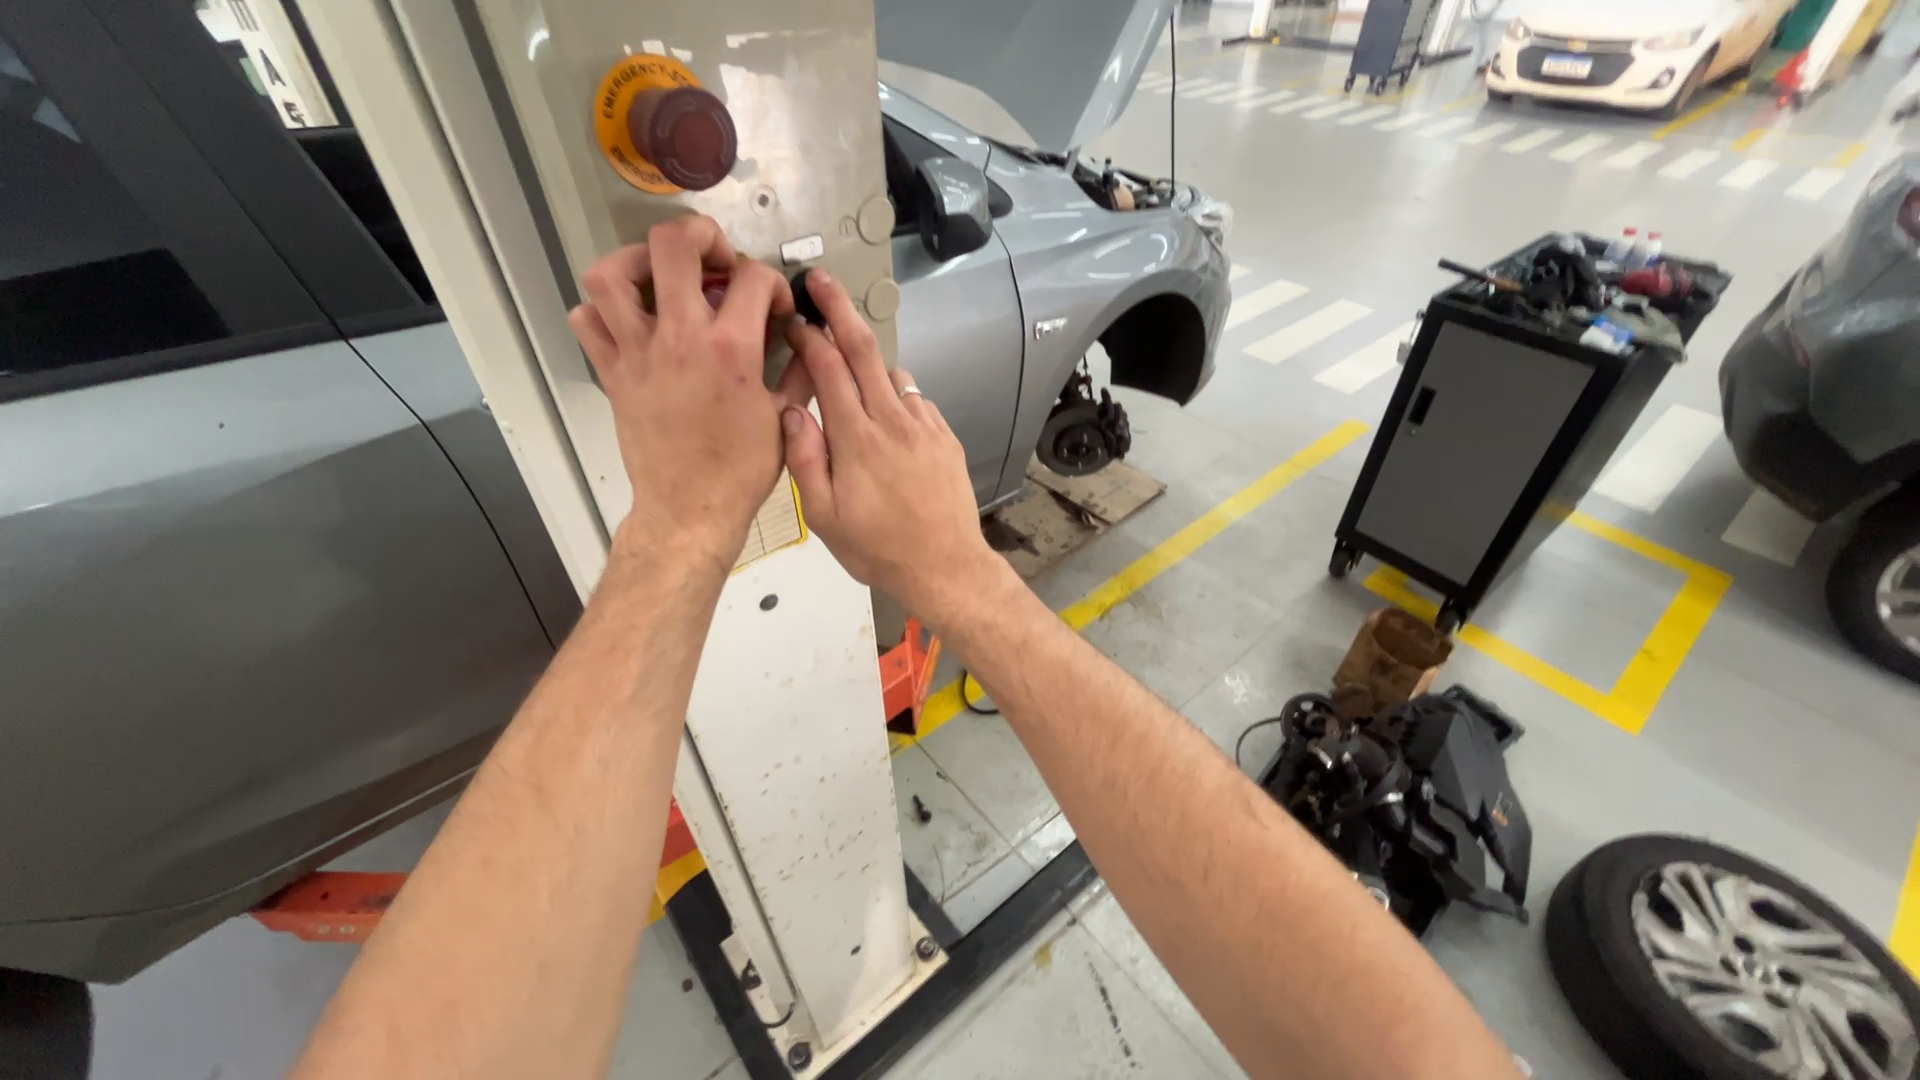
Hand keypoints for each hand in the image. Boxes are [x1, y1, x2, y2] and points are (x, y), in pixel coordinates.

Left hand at [568, 215, 806, 568]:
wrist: (691, 508)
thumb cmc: (742, 469)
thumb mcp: (784, 415)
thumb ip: (798, 367)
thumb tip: (804, 335)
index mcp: (730, 350)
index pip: (753, 277)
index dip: (771, 282)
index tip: (774, 306)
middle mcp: (680, 339)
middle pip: (673, 245)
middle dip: (700, 236)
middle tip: (714, 259)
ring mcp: (638, 354)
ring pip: (611, 274)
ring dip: (637, 262)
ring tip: (661, 277)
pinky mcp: (613, 373)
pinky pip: (586, 322)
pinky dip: (602, 312)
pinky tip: (632, 322)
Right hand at [780, 269, 1005, 623]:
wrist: (945, 566)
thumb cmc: (877, 548)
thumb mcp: (824, 516)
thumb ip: (804, 459)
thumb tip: (792, 411)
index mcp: (856, 438)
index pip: (828, 368)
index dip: (808, 336)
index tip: (793, 319)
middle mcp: (893, 420)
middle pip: (863, 350)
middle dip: (840, 309)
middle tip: (822, 280)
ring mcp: (924, 426)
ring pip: (892, 373)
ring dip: (868, 359)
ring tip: (849, 363)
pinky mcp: (944, 437)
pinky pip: (917, 399)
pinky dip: (897, 393)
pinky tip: (887, 413)